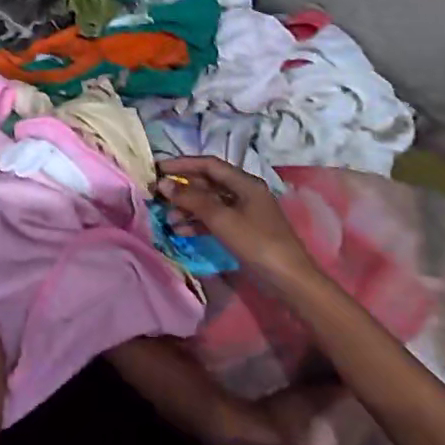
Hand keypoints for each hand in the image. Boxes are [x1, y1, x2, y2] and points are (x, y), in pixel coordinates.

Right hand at [156, 156, 317, 285]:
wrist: (288, 280)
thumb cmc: (256, 243)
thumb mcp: (221, 219)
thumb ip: (191, 199)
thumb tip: (163, 184)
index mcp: (245, 183)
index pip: (209, 165)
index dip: (182, 164)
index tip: (156, 168)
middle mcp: (244, 193)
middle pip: (207, 183)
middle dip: (181, 188)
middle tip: (156, 194)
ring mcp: (243, 212)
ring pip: (208, 202)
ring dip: (186, 207)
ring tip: (166, 218)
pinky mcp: (240, 230)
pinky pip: (213, 219)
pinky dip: (195, 223)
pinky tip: (179, 231)